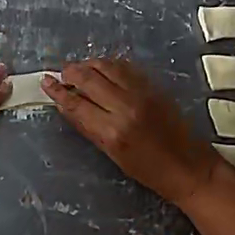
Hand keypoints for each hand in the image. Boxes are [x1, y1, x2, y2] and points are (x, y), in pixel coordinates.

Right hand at [42, 58, 223, 207]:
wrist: (188, 166)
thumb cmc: (148, 170)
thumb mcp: (112, 154)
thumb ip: (89, 127)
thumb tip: (67, 106)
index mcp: (112, 131)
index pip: (76, 104)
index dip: (58, 91)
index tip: (46, 82)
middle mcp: (125, 106)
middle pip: (89, 78)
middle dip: (71, 72)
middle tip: (62, 73)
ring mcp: (140, 92)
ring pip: (107, 66)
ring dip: (89, 64)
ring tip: (79, 68)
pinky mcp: (152, 85)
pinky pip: (125, 67)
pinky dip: (110, 64)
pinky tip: (103, 68)